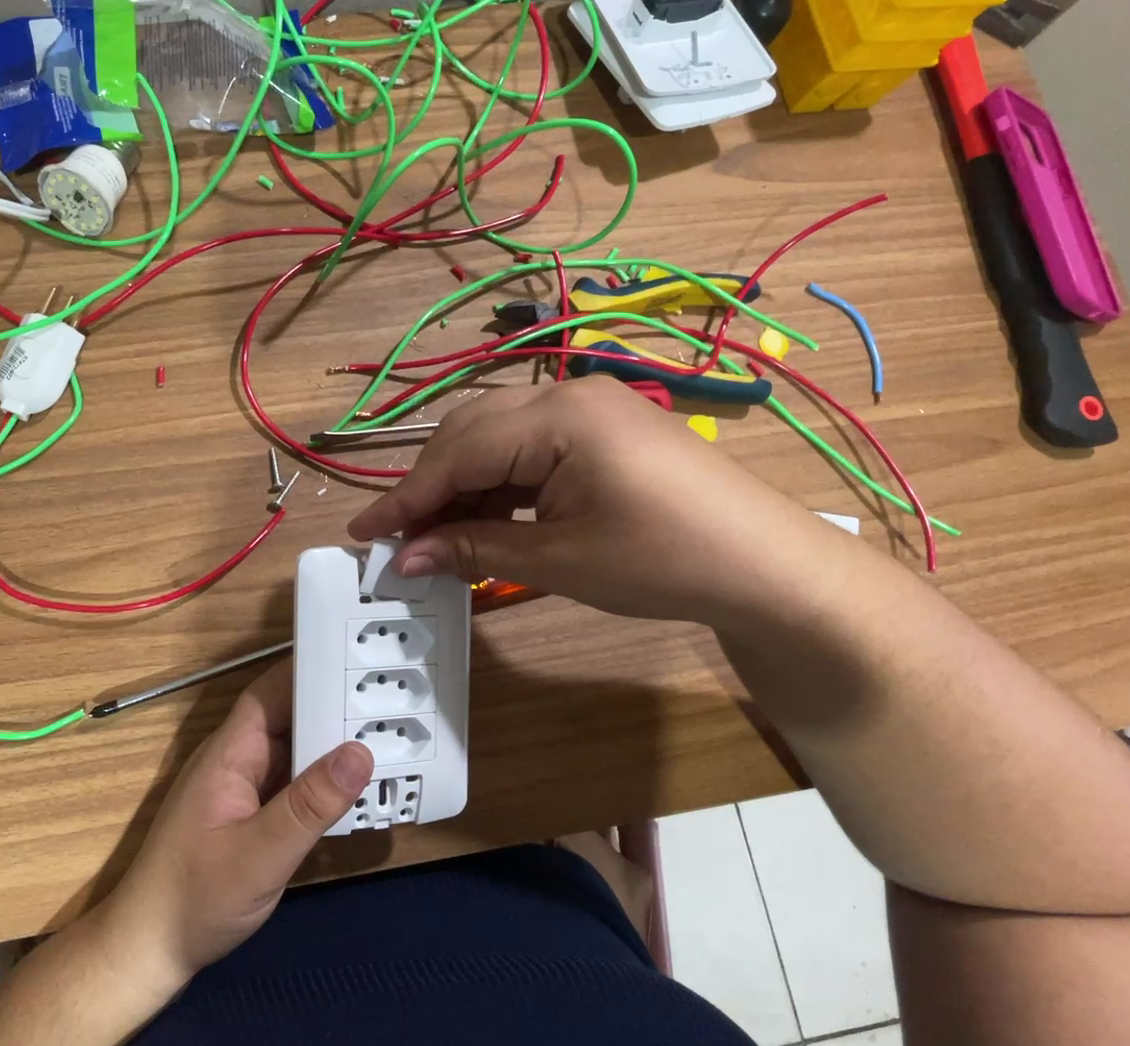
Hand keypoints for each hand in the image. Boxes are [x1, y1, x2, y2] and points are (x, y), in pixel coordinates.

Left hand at [100, 663, 372, 985]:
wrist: (152, 950)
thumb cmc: (196, 898)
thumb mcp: (260, 855)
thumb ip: (309, 805)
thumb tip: (359, 752)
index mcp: (229, 755)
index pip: (269, 694)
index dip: (309, 672)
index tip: (358, 658)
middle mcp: (236, 763)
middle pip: (287, 719)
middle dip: (331, 708)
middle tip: (391, 698)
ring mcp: (243, 791)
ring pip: (293, 753)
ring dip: (331, 746)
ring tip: (388, 733)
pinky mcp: (251, 817)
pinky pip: (293, 785)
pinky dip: (323, 781)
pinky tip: (358, 787)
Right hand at [346, 377, 850, 624]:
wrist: (768, 567)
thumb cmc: (663, 561)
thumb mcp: (558, 561)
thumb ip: (473, 548)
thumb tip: (405, 558)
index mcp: (557, 416)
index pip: (456, 452)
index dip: (405, 497)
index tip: (361, 534)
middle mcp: (567, 394)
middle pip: (469, 432)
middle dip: (429, 487)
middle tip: (401, 541)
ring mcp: (589, 407)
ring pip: (495, 437)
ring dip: (462, 486)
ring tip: (439, 538)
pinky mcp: (604, 429)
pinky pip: (529, 447)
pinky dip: (499, 484)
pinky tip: (486, 520)